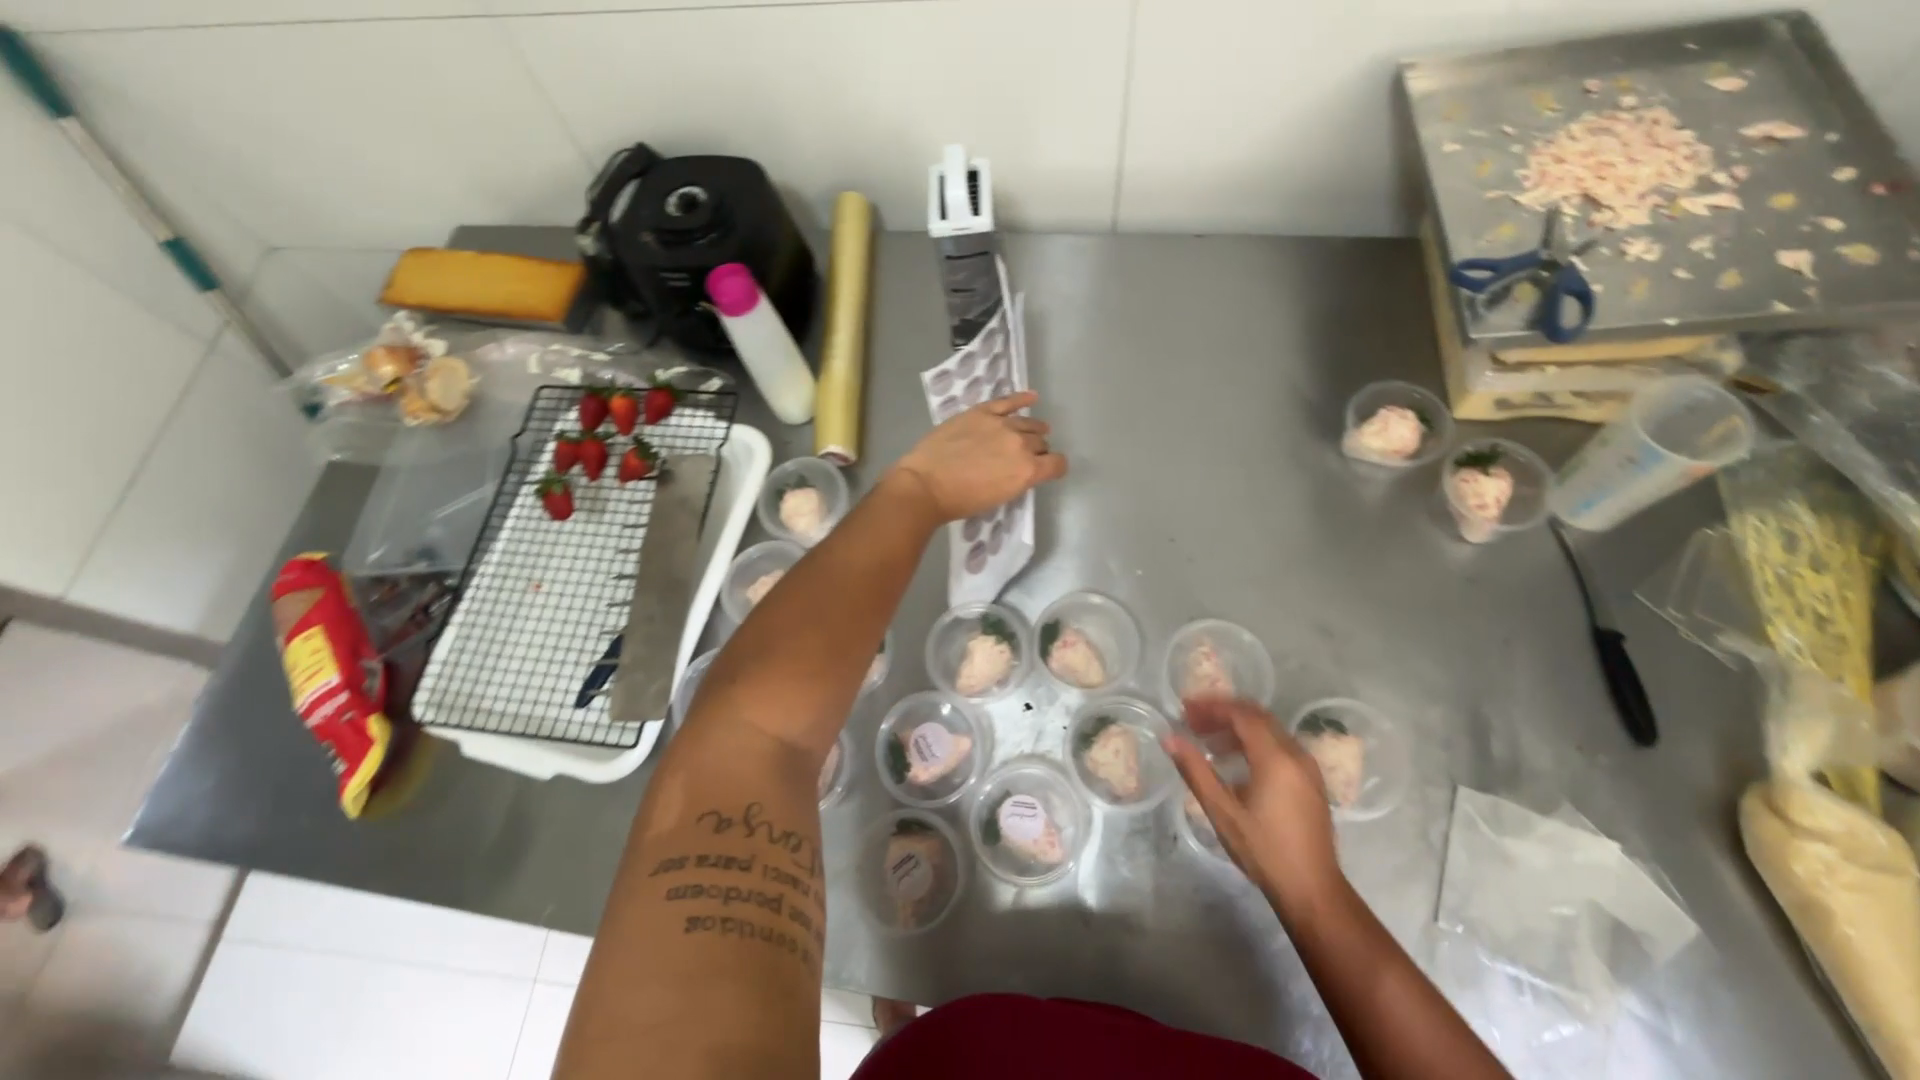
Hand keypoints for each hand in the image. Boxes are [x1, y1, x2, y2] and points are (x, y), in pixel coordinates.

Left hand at [886, 391, 1066, 524]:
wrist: (927, 485)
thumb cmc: (961, 501)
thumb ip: (1018, 479)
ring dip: (1034, 428)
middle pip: (1040, 443)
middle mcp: (1021, 444)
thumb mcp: (1000, 497)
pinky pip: (1008, 401)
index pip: (1057, 464)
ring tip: (1036, 430)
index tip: (1049, 469)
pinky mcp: (982, 412)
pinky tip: (1032, 397)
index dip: (1055, 467)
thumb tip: (1023, 469)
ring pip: (1028, 423)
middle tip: (1027, 456)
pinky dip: (1022, 398)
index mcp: (1028, 471)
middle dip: (1038, 450)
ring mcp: (1001, 424)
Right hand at [1164, 698, 1341, 914]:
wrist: (1312, 888)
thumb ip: (1195, 771)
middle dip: (1223, 713)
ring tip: (1207, 740)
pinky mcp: (1311, 781)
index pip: (1242, 715)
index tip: (1184, 709)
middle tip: (1192, 720)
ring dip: (1238, 727)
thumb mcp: (1222, 812)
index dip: (1212, 707)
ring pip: (1270, 730)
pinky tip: (1234, 760)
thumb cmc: (1264, 850)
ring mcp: (1308, 767)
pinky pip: (1280, 746)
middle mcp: (1296, 754)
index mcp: (1276, 758)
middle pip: (1257, 717)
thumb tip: (1169, 738)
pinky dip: (1254, 742)